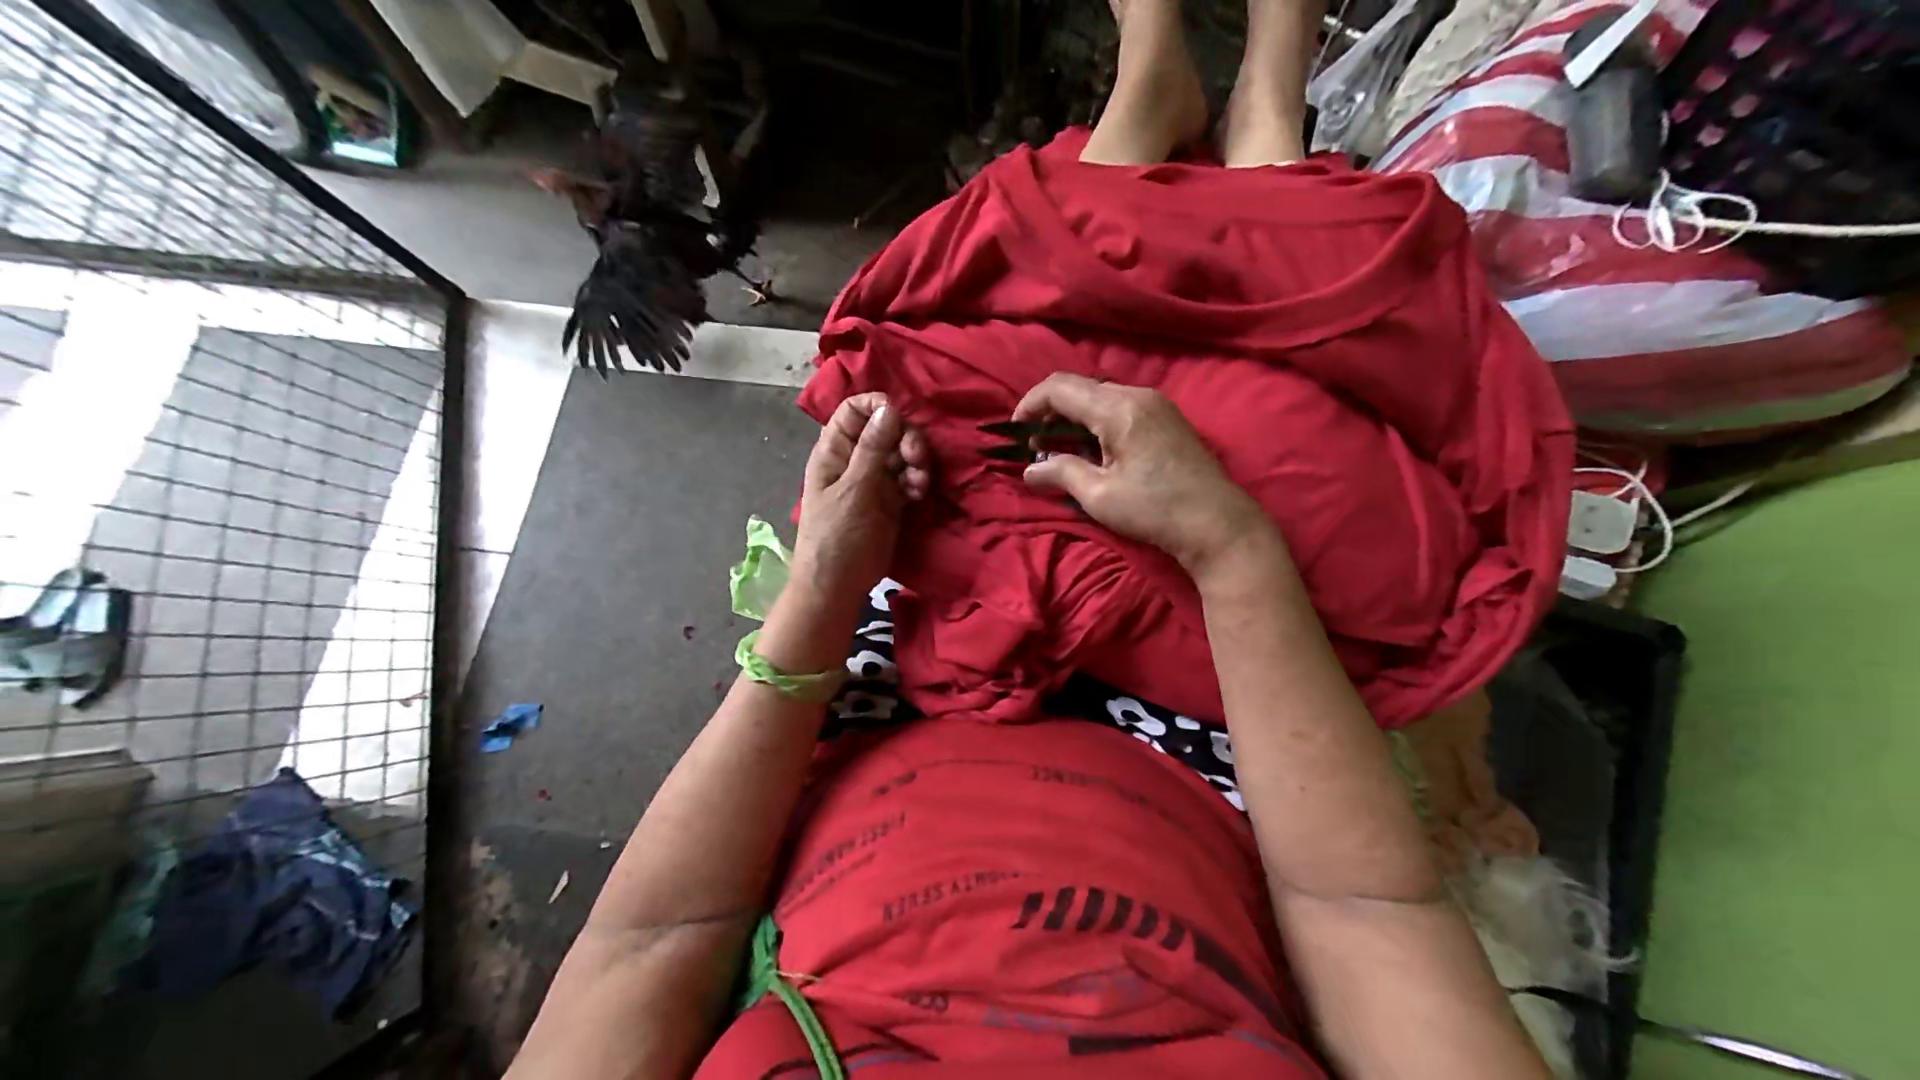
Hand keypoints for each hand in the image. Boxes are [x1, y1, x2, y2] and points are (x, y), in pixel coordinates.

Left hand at [791, 393, 931, 613]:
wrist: (838, 585)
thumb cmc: (836, 537)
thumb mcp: (853, 490)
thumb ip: (871, 448)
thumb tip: (888, 408)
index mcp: (835, 451)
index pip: (855, 410)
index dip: (878, 407)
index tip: (900, 418)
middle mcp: (855, 460)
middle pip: (886, 429)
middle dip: (906, 438)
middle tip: (916, 459)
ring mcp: (873, 480)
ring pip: (901, 453)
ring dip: (916, 461)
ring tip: (919, 484)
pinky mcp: (890, 500)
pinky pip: (908, 477)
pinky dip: (917, 481)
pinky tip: (918, 494)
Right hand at [1014, 373, 1280, 576]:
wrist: (1218, 524)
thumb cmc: (1155, 510)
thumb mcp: (1099, 496)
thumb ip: (1060, 473)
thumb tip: (1031, 469)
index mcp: (1118, 408)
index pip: (1060, 388)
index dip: (1030, 404)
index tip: (1017, 432)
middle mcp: (1138, 395)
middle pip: (1080, 388)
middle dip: (1051, 412)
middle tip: (1036, 445)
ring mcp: (1156, 404)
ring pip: (1100, 396)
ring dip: (1074, 417)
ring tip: (1061, 450)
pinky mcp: (1167, 418)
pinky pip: (1120, 407)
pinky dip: (1097, 422)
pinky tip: (1093, 450)